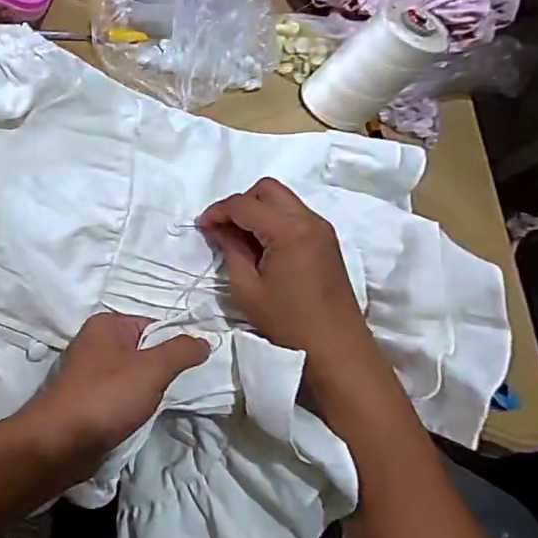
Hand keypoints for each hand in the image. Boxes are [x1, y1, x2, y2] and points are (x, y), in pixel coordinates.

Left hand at [19, 313, 208, 476]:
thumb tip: (203, 339)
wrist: (61, 440)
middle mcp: (94, 341)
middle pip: (143, 350)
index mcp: (106, 324)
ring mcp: (88, 371)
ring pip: (132, 374)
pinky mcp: (87, 397)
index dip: (175, 344)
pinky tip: (140, 416)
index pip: (153, 325)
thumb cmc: (107, 396)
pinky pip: (120, 394)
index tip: (194, 367)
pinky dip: (132, 404)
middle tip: (179, 388)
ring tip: (159, 405)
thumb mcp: (152, 369)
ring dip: (148, 390)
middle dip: (162, 369)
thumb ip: (180, 351)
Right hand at [197, 178, 368, 357]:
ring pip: (281, 199)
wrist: (336, 348)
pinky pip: (293, 214)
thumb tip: (217, 228)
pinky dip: (272, 220)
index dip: (216, 212)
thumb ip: (230, 249)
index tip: (201, 228)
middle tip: (222, 228)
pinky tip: (260, 245)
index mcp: (289, 230)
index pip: (243, 204)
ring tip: (238, 238)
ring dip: (256, 210)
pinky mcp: (326, 241)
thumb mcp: (246, 287)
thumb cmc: (287, 321)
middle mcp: (309, 220)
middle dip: (239, 203)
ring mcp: (321, 229)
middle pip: (266, 190)